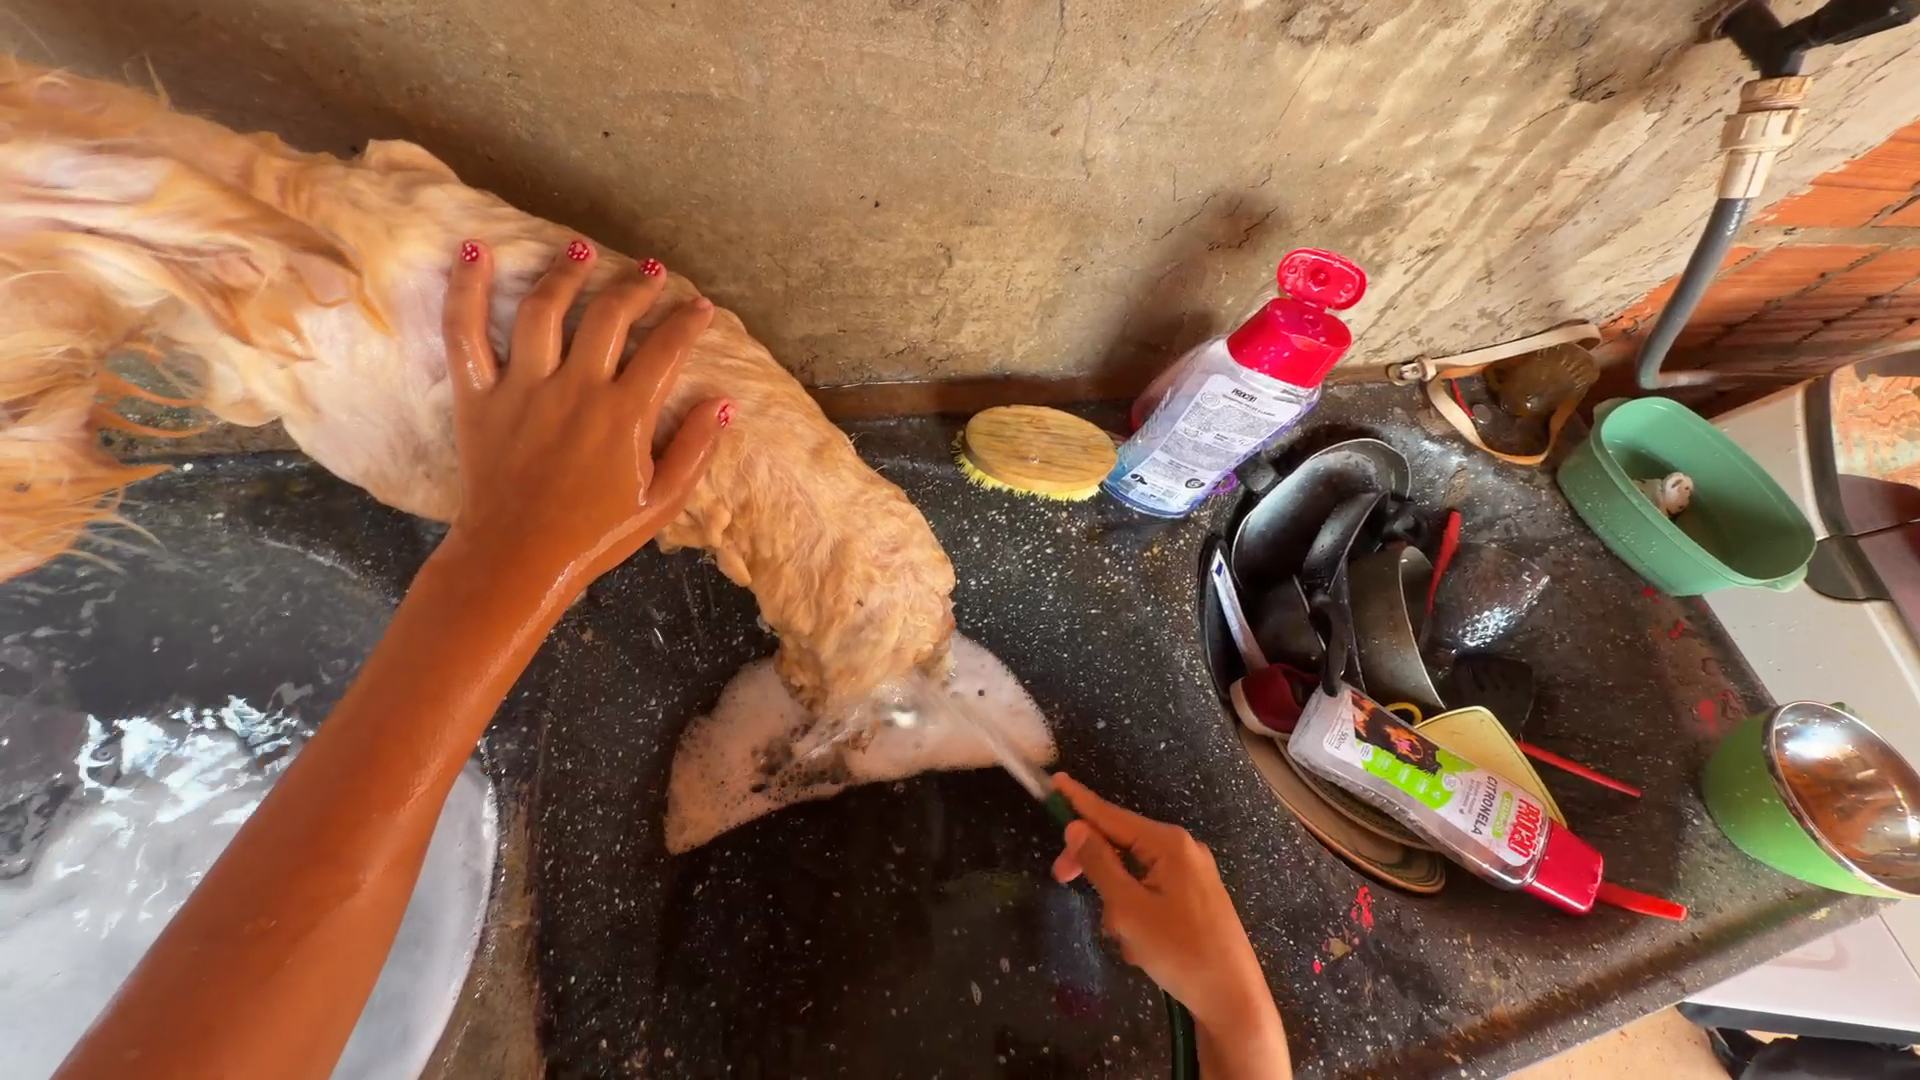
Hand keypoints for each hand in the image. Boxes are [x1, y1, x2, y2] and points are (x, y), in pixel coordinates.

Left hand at [440, 238, 729, 590]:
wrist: (519, 557)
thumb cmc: (598, 533)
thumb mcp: (664, 501)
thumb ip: (696, 449)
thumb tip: (725, 403)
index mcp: (625, 414)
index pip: (665, 351)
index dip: (687, 323)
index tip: (700, 305)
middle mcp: (576, 388)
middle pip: (609, 318)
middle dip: (636, 287)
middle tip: (650, 270)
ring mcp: (523, 387)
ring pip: (544, 311)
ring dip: (567, 274)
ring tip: (581, 249)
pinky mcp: (478, 395)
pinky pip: (466, 333)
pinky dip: (468, 290)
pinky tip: (476, 252)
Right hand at [1050, 773, 1288, 1076]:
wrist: (1236, 1003)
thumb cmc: (1180, 953)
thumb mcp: (1128, 909)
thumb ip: (1099, 864)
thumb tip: (1076, 827)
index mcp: (1168, 844)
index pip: (1111, 815)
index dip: (1079, 800)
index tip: (1055, 781)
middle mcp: (1182, 850)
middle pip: (1122, 843)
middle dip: (1094, 865)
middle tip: (1060, 878)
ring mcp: (1192, 874)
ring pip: (1134, 873)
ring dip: (1118, 902)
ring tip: (1126, 940)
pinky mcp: (1195, 898)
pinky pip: (1151, 892)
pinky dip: (1138, 913)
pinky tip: (1142, 949)